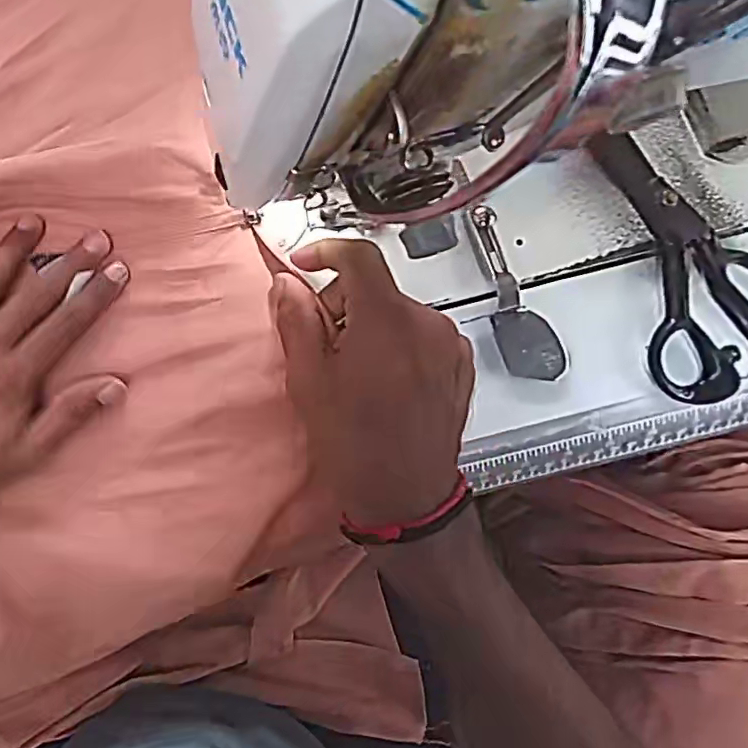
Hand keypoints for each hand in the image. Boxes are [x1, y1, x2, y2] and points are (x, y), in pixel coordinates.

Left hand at [0, 217, 129, 580]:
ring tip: (32, 221)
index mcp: (17, 374)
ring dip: (12, 249)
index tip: (116, 268)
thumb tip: (116, 384)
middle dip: (68, 262)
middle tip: (94, 234)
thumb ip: (70, 415)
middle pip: (35, 295)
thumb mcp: (27, 452)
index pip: (66, 324)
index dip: (95, 294)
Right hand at [271, 238, 474, 528]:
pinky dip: (394, 343)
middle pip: (374, 287)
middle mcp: (426, 324)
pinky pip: (418, 333)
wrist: (404, 494)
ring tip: (353, 373)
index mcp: (386, 322)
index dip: (325, 252)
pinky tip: (380, 381)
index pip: (359, 257)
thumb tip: (288, 285)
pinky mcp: (458, 362)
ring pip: (395, 310)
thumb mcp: (308, 381)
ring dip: (368, 325)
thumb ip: (297, 321)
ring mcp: (447, 344)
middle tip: (323, 347)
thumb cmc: (355, 445)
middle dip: (342, 305)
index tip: (305, 263)